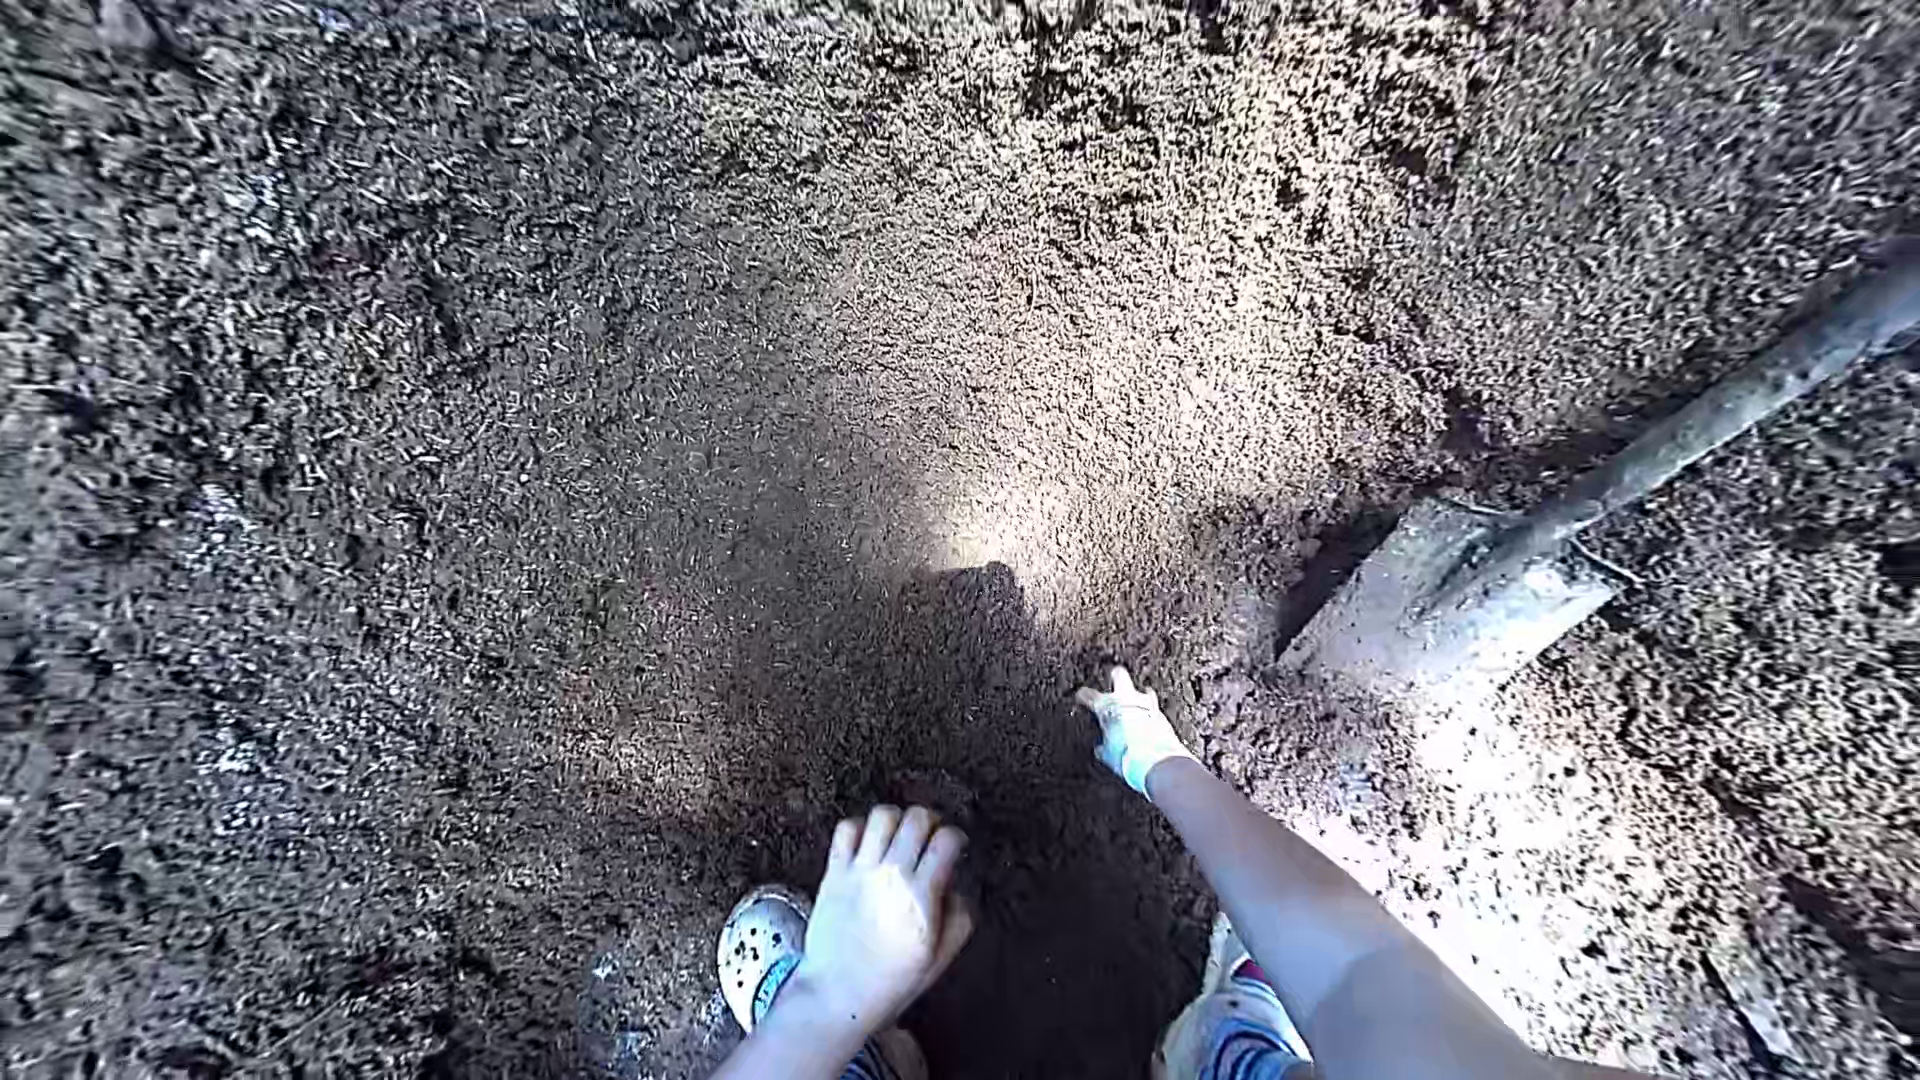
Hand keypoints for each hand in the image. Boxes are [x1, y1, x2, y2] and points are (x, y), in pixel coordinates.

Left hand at [782, 805, 972, 1036]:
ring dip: (896, 819)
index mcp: (921, 897)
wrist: (836, 998)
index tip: (953, 847)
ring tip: (898, 836)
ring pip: (883, 814)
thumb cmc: (890, 982)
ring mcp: (860, 870)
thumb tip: (958, 884)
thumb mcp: (939, 959)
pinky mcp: (835, 870)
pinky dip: (859, 828)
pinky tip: (868, 844)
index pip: (946, 840)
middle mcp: (891, 875)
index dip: (955, 837)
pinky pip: (847, 827)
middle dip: (930, 820)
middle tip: (928, 836)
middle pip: (917, 817)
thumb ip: (960, 918)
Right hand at [1074, 664, 1196, 797]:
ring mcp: (1145, 703)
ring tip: (1136, 706)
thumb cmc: (1128, 756)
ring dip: (1139, 697)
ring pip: (1141, 689)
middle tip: (1113, 682)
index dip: (1083, 695)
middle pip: (1119, 674)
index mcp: (1105, 706)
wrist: (1157, 761)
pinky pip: (1154, 707)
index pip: (1088, 694)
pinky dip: (1151, 713)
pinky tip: (1149, 722)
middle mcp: (1125, 699)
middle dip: (1115, 676)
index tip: (1082, 697)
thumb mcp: (1108, 754)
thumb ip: (1103, 746)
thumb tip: (1101, 748)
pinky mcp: (1161, 713)